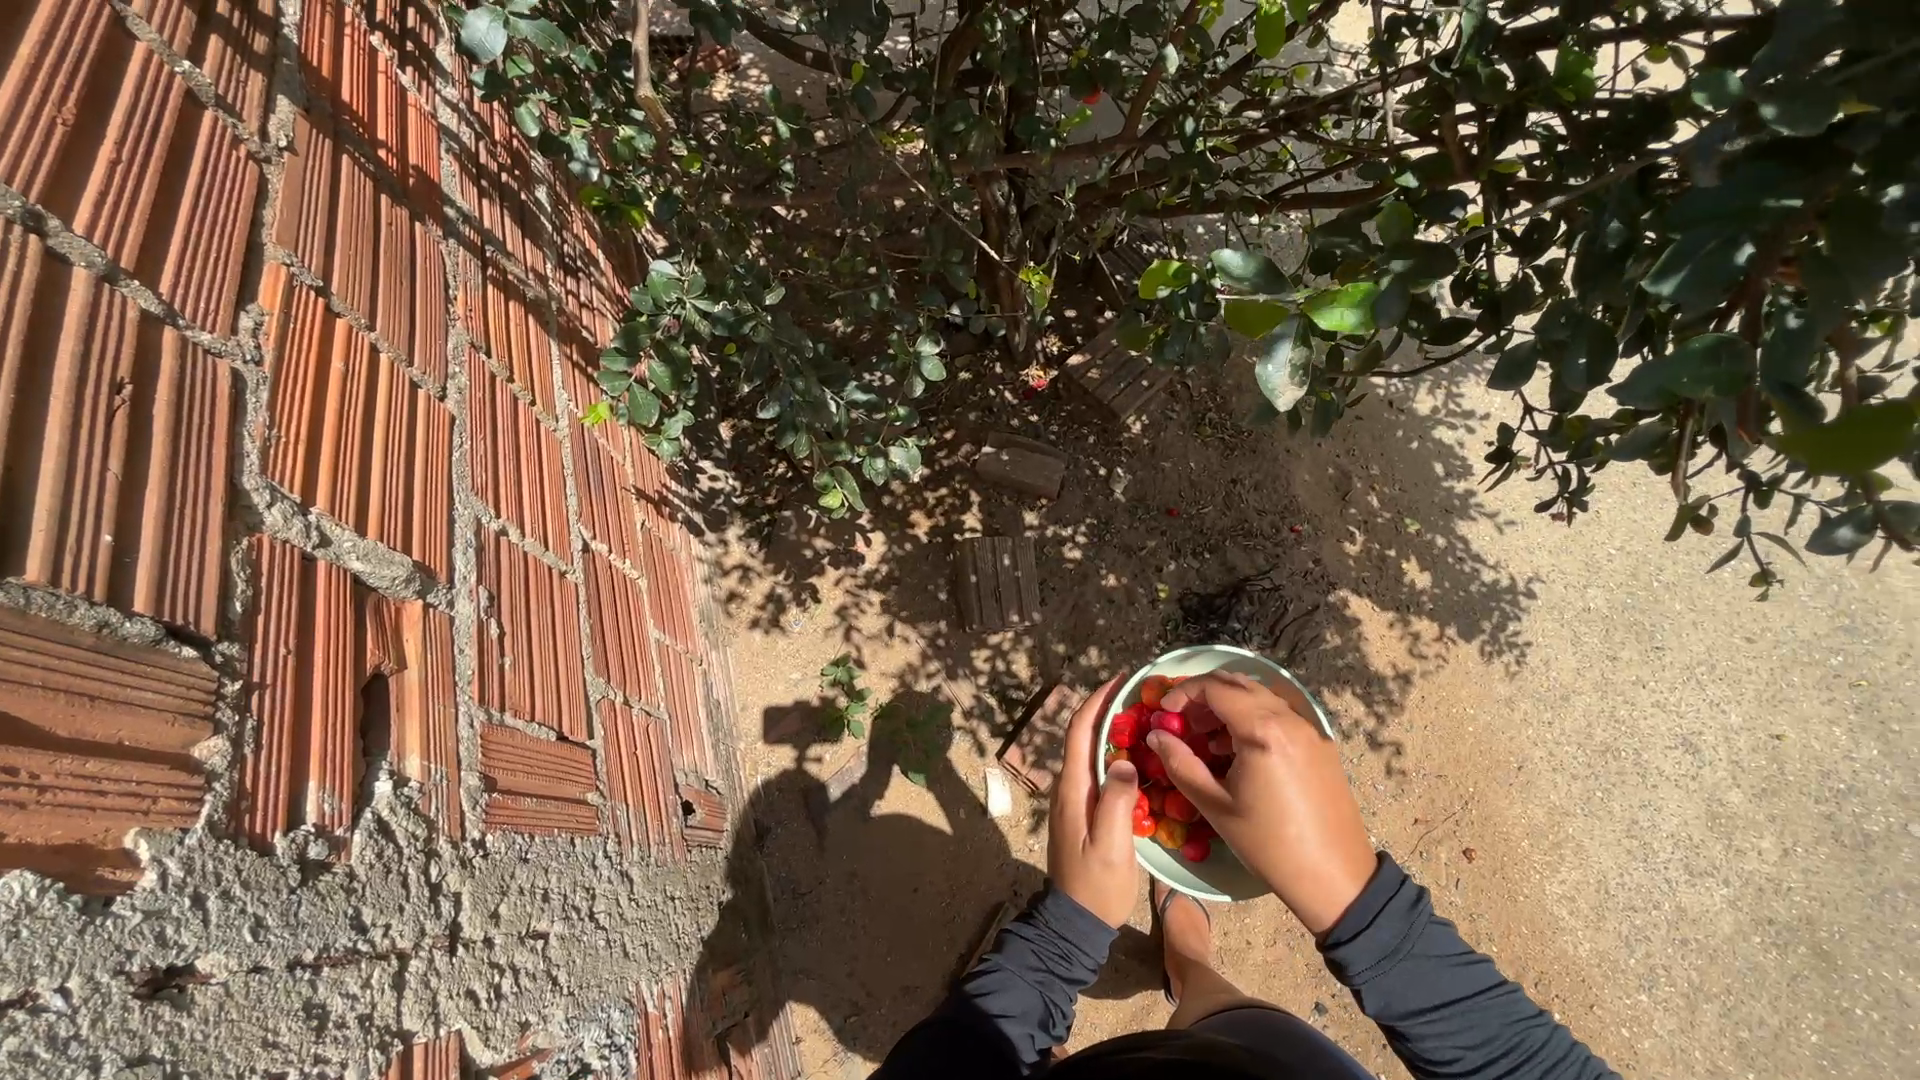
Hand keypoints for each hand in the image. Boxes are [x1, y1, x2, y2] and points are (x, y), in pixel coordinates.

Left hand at [1048, 677, 1141, 927]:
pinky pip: (1098, 770)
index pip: (1079, 731)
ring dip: (1112, 729)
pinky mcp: (1084, 809)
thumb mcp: (1112, 846)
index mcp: (1073, 788)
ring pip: (1091, 751)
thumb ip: (1118, 802)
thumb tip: (1125, 762)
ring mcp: (1075, 798)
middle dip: (1107, 708)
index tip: (1119, 680)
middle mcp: (1069, 786)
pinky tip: (1139, 756)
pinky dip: (1115, 753)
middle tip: (1140, 694)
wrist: (1075, 921)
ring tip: (1144, 716)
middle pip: (1084, 735)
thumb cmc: (1095, 885)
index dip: (1096, 701)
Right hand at [1148, 671, 1375, 935]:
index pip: (1216, 687)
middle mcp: (1290, 719)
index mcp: (1262, 730)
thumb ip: (1180, 763)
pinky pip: (1281, 715)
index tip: (1164, 712)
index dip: (1183, 692)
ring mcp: (1311, 730)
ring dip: (1229, 705)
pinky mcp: (1321, 745)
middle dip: (1205, 694)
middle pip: (1239, 683)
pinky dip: (1253, 718)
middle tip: (1182, 720)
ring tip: (1206, 738)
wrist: (1335, 877)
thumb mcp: (1214, 805)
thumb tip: (1157, 735)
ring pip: (1261, 696)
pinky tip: (1238, 750)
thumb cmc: (1268, 844)